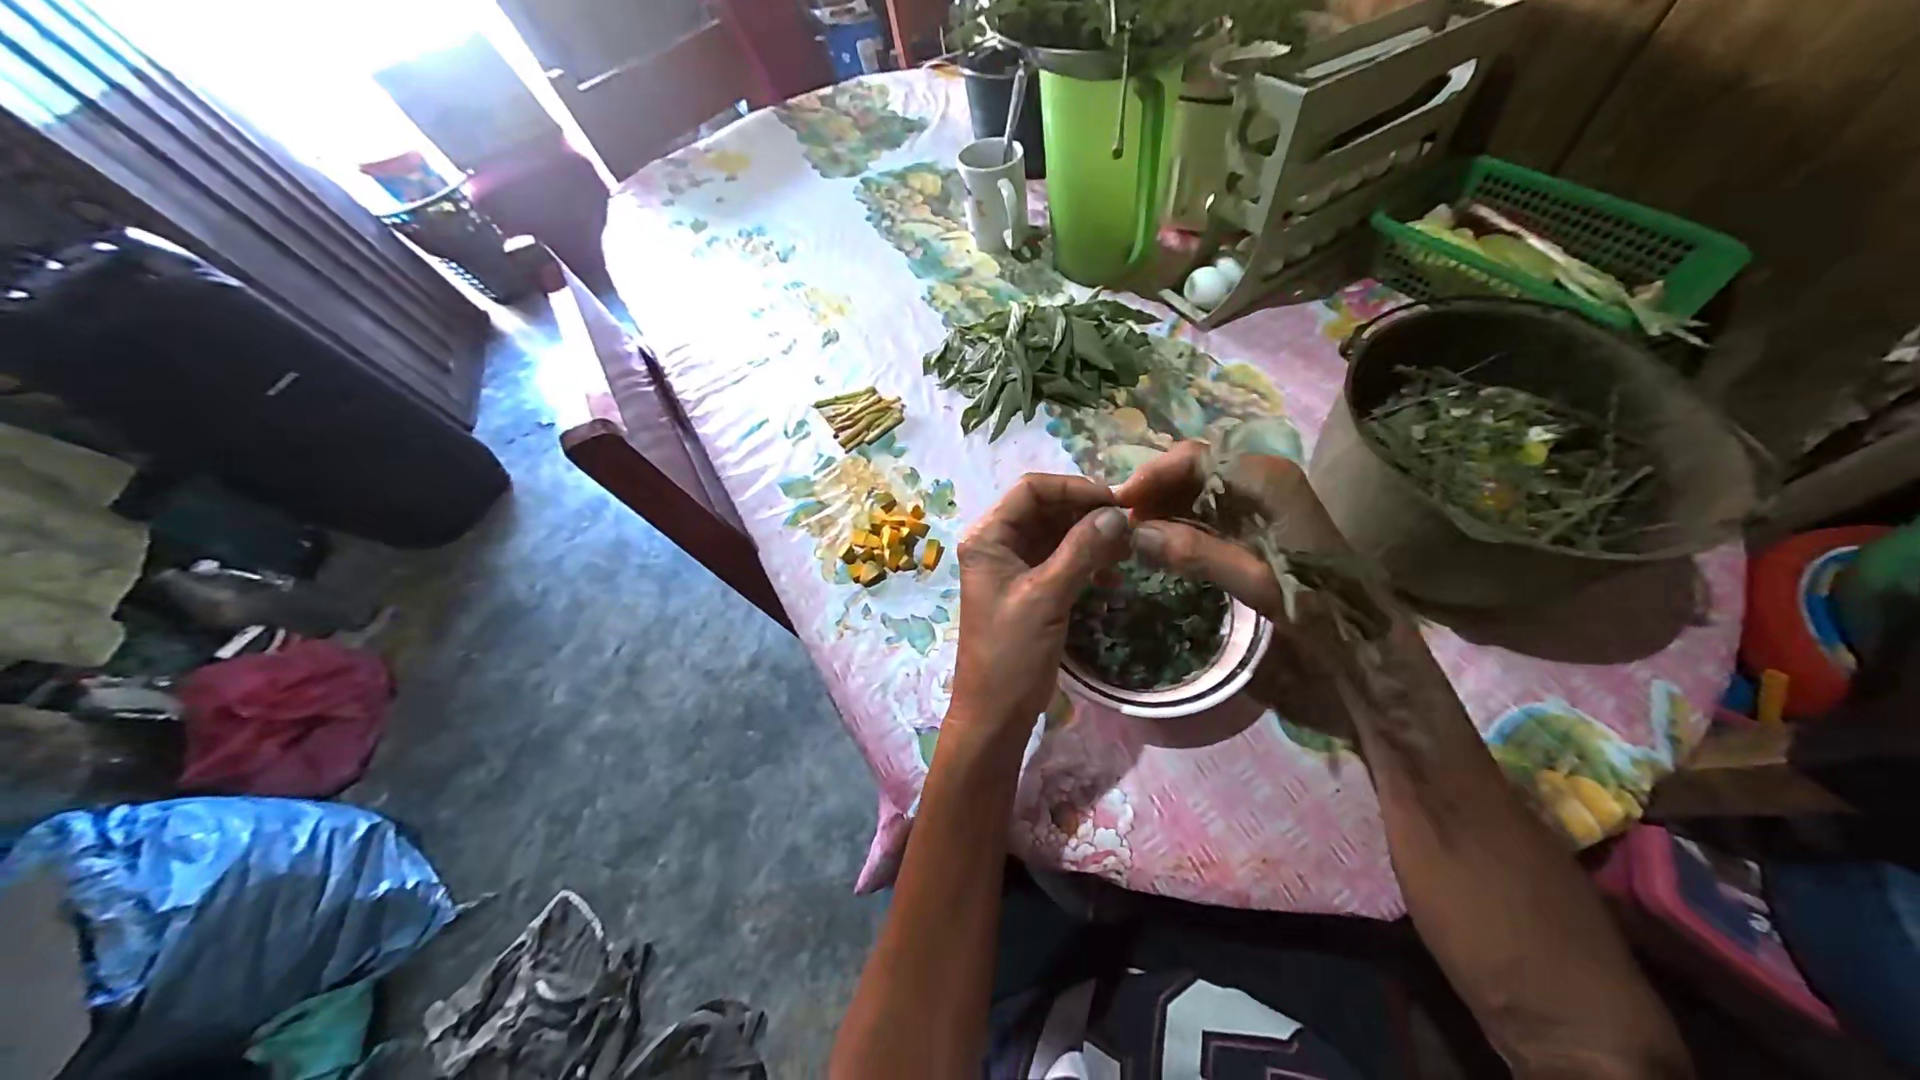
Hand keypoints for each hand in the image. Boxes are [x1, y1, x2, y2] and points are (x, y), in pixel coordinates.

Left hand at [950, 474, 1131, 735]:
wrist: (995, 711)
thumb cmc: (1011, 653)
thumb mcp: (1046, 597)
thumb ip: (1081, 551)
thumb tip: (1117, 514)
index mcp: (988, 537)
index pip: (1031, 489)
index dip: (1073, 488)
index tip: (1114, 502)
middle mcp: (998, 543)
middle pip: (1046, 508)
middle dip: (1086, 512)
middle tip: (1128, 526)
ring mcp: (1015, 565)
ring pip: (1057, 533)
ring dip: (1091, 536)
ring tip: (1127, 548)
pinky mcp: (1031, 587)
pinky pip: (1062, 559)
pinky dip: (1087, 560)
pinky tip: (1113, 574)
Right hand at [1114, 442, 1394, 738]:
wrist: (1366, 640)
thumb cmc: (1320, 606)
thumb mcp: (1256, 582)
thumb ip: (1196, 553)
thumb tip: (1136, 533)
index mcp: (1267, 481)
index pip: (1194, 458)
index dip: (1151, 476)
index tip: (1118, 505)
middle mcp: (1264, 479)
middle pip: (1192, 470)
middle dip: (1152, 492)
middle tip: (1117, 524)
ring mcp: (1261, 500)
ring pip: (1197, 491)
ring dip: (1162, 508)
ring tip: (1129, 536)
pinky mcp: (1257, 522)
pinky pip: (1207, 511)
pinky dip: (1179, 523)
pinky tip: (1159, 544)